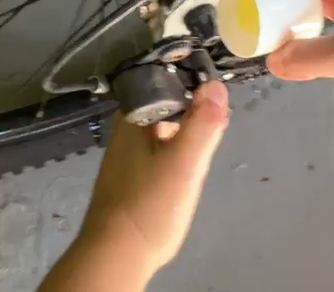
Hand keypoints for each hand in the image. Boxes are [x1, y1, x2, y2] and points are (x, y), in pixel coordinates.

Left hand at [43, 82, 229, 290]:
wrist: (116, 252)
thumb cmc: (150, 203)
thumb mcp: (185, 163)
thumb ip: (202, 124)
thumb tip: (216, 85)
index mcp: (132, 112)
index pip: (166, 82)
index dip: (194, 86)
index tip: (217, 101)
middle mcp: (124, 124)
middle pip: (165, 104)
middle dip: (192, 111)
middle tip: (216, 125)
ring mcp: (124, 148)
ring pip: (161, 127)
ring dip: (184, 132)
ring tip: (204, 146)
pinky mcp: (128, 171)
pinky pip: (156, 147)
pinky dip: (174, 151)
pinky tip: (184, 168)